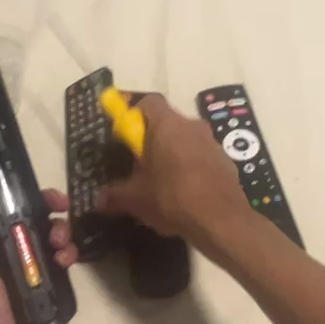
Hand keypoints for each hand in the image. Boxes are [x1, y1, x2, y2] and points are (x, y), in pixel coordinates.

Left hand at [0, 188, 75, 323]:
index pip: (9, 214)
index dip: (28, 200)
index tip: (47, 196)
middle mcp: (9, 258)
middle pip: (36, 224)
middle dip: (53, 216)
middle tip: (64, 216)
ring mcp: (31, 274)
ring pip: (52, 242)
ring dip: (63, 235)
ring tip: (64, 247)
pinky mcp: (49, 291)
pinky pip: (63, 266)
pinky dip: (69, 257)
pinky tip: (69, 262)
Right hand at [97, 94, 251, 243]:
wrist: (222, 220)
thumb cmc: (172, 198)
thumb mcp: (135, 199)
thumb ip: (115, 195)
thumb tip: (99, 199)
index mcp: (167, 124)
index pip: (148, 102)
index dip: (133, 114)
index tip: (125, 135)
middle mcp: (191, 125)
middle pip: (167, 123)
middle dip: (152, 141)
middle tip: (140, 165)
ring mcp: (212, 142)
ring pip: (185, 141)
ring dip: (172, 155)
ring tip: (161, 184)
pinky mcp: (225, 161)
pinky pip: (201, 157)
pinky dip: (190, 169)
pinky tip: (184, 196)